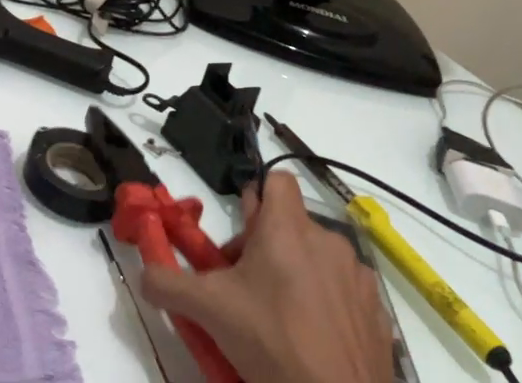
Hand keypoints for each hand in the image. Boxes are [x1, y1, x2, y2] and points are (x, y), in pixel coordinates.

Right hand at [140, 172, 393, 382]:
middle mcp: (328, 241)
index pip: (277, 179)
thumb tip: (144, 273)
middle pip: (292, 224)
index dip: (256, 198)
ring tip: (278, 315)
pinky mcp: (377, 313)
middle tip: (245, 285)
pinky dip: (326, 303)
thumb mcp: (207, 310)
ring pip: (318, 257)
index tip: (241, 232)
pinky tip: (310, 337)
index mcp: (288, 228)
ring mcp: (358, 277)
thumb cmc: (271, 341)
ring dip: (296, 273)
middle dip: (266, 245)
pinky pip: (344, 291)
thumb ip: (167, 283)